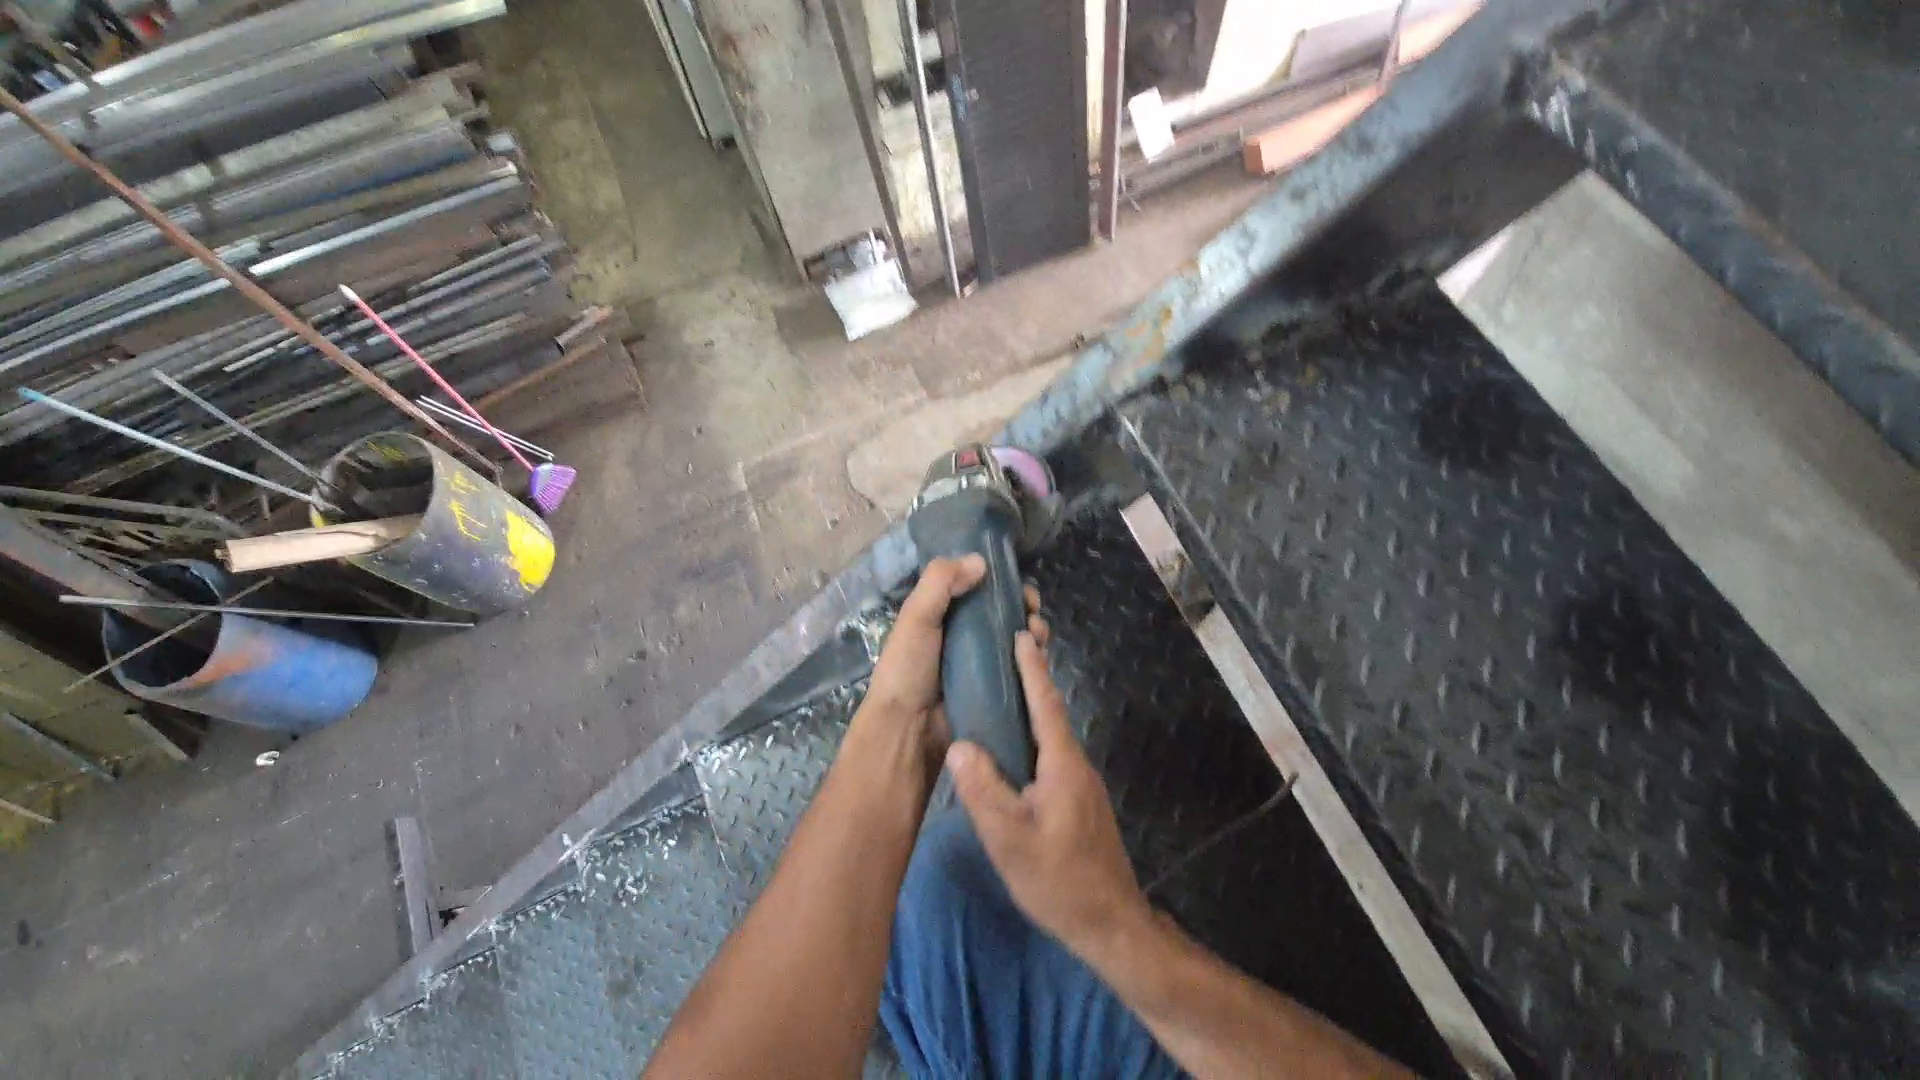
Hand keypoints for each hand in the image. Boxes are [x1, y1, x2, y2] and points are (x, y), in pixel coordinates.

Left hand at [859, 556, 1047, 777]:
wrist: (908, 730)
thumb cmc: (907, 669)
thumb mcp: (916, 617)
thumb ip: (940, 583)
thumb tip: (980, 561)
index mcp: (944, 618)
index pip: (980, 592)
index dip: (1003, 585)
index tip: (1021, 588)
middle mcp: (965, 640)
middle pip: (1005, 618)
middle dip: (1026, 612)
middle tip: (1033, 616)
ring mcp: (982, 669)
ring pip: (1017, 645)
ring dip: (1034, 636)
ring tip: (1038, 638)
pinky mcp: (995, 694)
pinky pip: (1020, 675)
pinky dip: (1033, 665)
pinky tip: (1039, 662)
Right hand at [946, 630, 1153, 959]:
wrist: (1109, 923)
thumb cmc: (1057, 879)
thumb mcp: (1009, 838)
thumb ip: (984, 789)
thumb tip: (960, 745)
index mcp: (1063, 765)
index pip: (1045, 704)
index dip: (1032, 668)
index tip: (1021, 633)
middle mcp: (1076, 766)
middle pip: (1050, 714)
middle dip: (1030, 681)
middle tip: (1002, 653)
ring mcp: (1081, 786)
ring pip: (1050, 738)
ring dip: (1030, 711)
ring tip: (997, 694)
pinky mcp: (1079, 804)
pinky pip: (1051, 759)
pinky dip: (1031, 741)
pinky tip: (1010, 751)